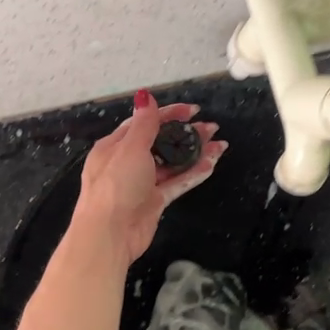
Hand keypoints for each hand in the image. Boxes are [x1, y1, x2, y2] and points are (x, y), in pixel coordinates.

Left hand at [72, 90, 226, 263]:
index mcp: (114, 146)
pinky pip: (176, 184)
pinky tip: (210, 165)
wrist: (108, 234)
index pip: (144, 123)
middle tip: (212, 129)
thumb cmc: (115, 186)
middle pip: (161, 143)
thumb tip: (145, 95)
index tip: (193, 110)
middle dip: (186, 134)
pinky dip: (192, 174)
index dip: (169, 114)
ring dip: (194, 154)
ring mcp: (141, 184)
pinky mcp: (153, 202)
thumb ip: (144, 124)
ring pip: (171, 164)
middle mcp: (127, 163)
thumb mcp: (130, 148)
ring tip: (220, 146)